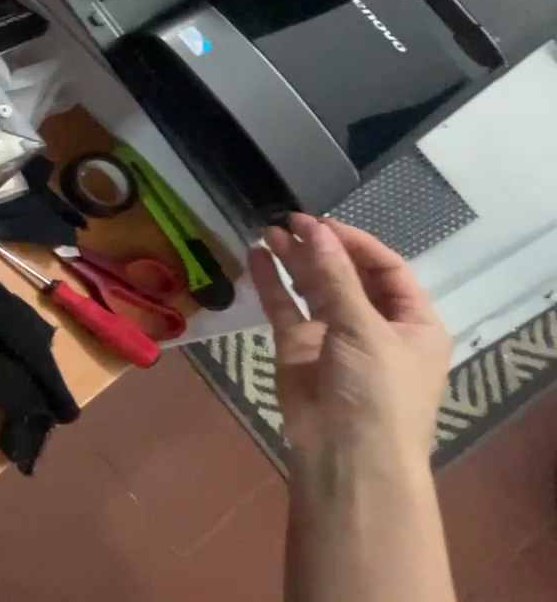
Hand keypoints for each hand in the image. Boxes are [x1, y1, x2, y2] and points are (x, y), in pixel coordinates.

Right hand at [249, 213, 450, 460]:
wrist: (347, 446)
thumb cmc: (377, 389)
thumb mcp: (362, 328)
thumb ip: (335, 277)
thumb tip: (314, 230)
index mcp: (412, 322)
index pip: (386, 269)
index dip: (354, 243)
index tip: (318, 223)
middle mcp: (373, 323)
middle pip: (346, 275)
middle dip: (319, 248)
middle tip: (285, 221)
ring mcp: (332, 333)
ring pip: (312, 286)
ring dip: (293, 259)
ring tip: (267, 232)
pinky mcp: (296, 343)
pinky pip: (283, 305)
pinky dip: (270, 281)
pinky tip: (255, 257)